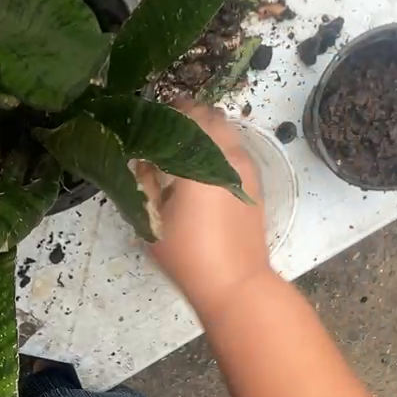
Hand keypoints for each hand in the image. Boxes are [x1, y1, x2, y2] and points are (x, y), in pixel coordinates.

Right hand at [144, 102, 271, 319]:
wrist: (236, 283)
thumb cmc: (189, 254)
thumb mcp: (153, 220)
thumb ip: (145, 183)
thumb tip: (142, 161)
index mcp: (201, 159)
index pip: (186, 115)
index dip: (166, 113)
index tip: (148, 122)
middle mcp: (229, 155)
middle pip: (210, 117)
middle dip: (187, 121)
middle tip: (163, 138)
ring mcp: (246, 169)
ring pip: (226, 134)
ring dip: (205, 137)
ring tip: (181, 158)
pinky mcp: (254, 185)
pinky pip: (235, 154)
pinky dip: (218, 153)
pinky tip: (200, 177)